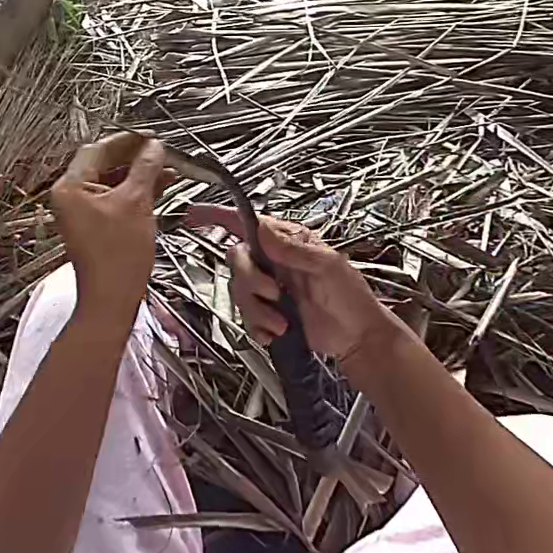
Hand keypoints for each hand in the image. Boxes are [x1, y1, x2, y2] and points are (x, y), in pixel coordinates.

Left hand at [49, 132, 165, 331]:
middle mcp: (73, 197)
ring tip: (167, 167)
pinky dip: (138, 191)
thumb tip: (155, 147)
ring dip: (140, 174)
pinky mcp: (99, 224)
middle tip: (160, 150)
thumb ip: (145, 169)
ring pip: (115, 181)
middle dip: (136, 157)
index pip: (98, 149)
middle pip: (106, 164)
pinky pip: (118, 198)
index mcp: (71, 188)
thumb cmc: (118, 256)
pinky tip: (161, 184)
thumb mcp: (136, 202)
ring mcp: (85, 211)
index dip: (126, 140)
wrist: (113, 298)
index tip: (149, 136)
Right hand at [186, 207, 400, 367]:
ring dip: (257, 310)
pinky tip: (277, 333)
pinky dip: (258, 328)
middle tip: (274, 293)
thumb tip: (263, 229)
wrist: (357, 338)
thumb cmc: (351, 296)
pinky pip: (246, 318)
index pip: (247, 223)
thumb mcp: (328, 265)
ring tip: (282, 321)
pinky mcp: (267, 314)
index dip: (219, 216)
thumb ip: (294, 248)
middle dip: (250, 281)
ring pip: (238, 291)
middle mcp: (272, 261)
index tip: (195, 214)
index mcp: (285, 242)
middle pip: (236, 260)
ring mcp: (268, 288)